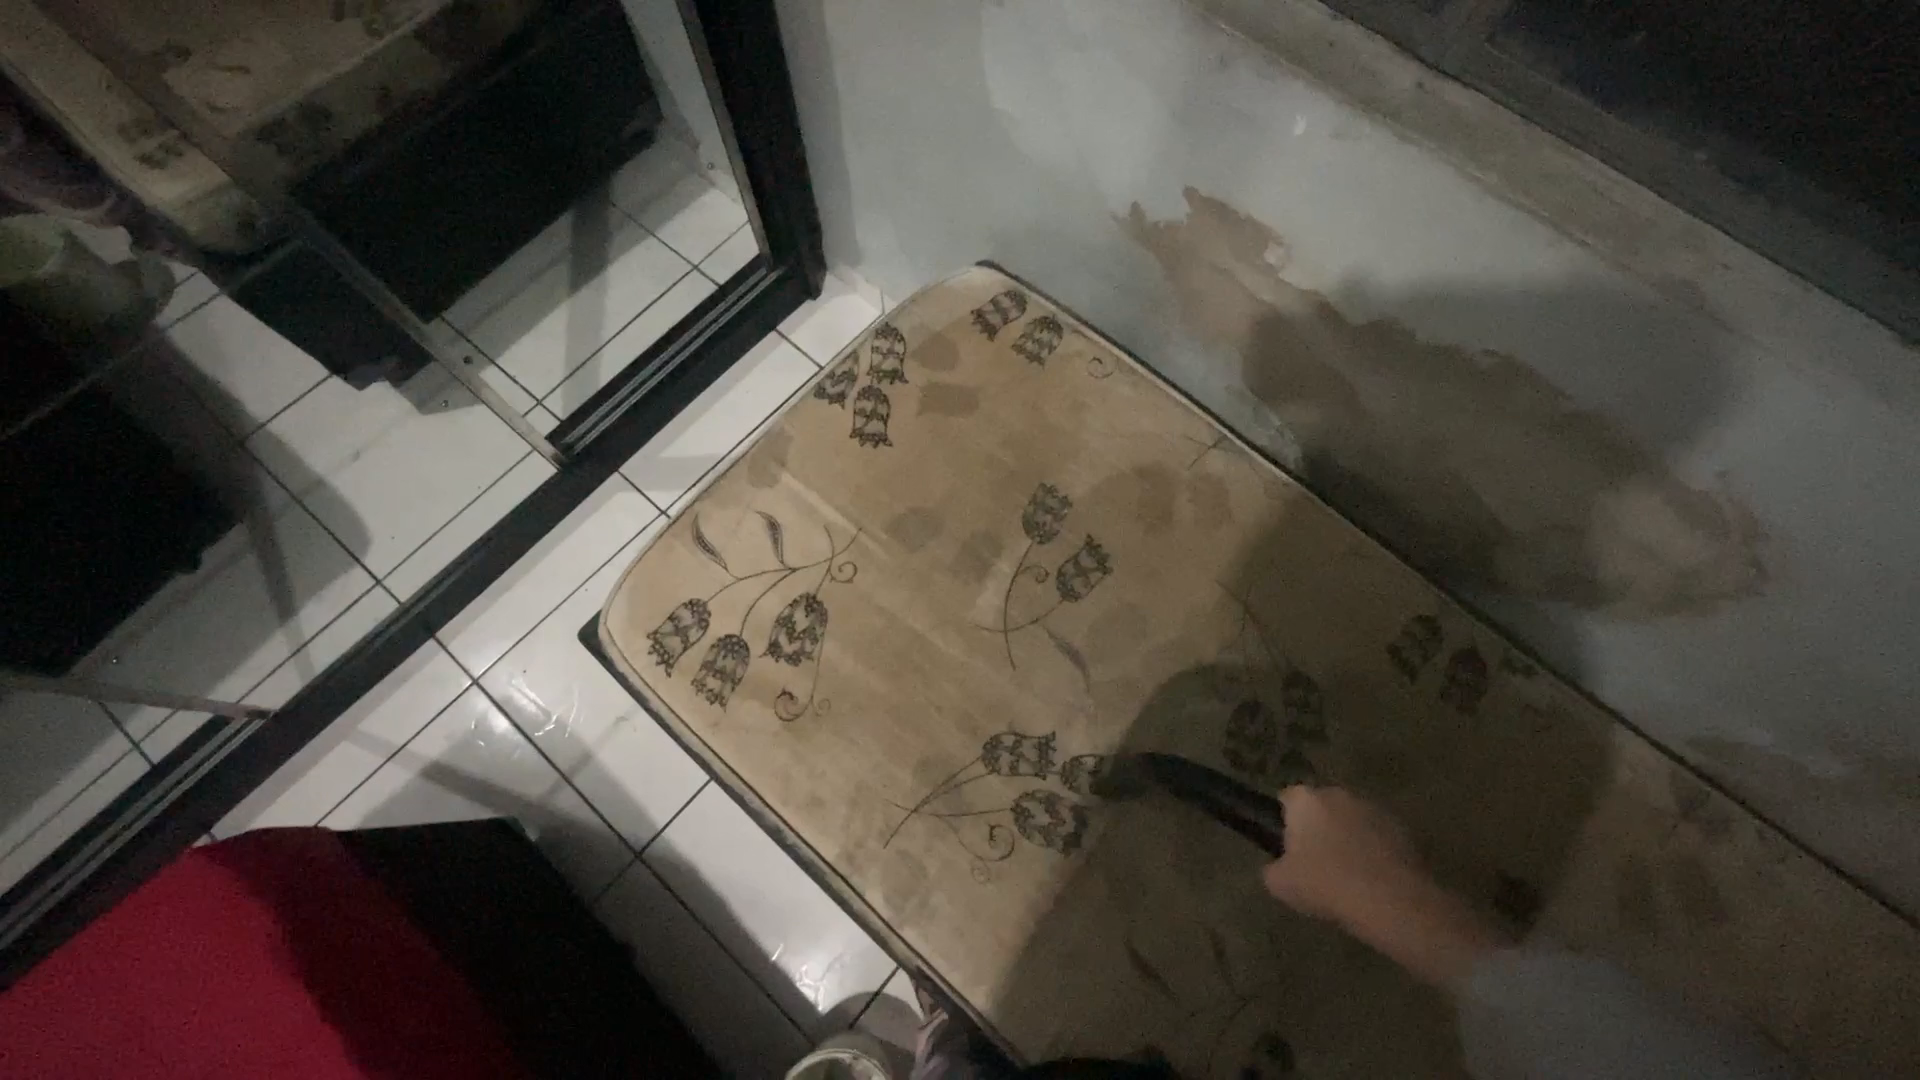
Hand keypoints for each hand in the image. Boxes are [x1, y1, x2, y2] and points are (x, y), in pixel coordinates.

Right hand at [1263, 785, 1507, 986]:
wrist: (1391, 902)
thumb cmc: (1325, 885)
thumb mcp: (1280, 884)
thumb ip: (1272, 867)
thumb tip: (1279, 866)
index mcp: (1305, 800)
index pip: (1286, 798)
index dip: (1285, 821)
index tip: (1288, 846)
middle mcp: (1338, 794)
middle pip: (1322, 806)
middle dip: (1319, 826)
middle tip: (1317, 861)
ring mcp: (1374, 809)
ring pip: (1352, 819)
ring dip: (1349, 837)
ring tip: (1350, 874)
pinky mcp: (1403, 829)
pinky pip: (1379, 836)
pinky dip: (1375, 850)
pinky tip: (1375, 880)